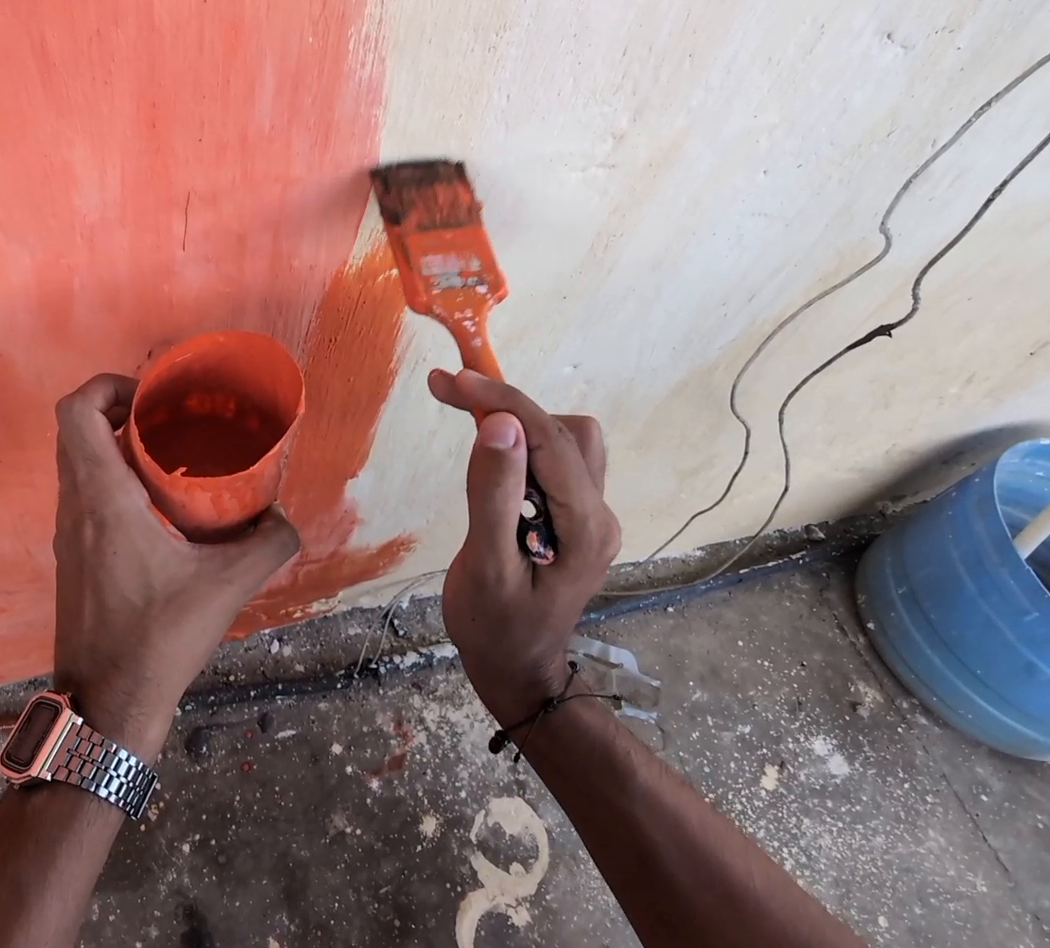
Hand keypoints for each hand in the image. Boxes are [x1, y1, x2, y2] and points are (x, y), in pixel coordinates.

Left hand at [50, 374, 301, 759]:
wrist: (107, 704)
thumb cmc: (160, 637)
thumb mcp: (228, 586)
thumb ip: (269, 544)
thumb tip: (285, 518)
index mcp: (103, 500)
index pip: (76, 412)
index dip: (107, 386)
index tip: (151, 396)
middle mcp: (74, 508)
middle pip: (74, 431)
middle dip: (117, 411)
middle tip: (168, 421)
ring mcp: (66, 535)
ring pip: (76, 465)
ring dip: (113, 447)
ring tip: (169, 458)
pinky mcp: (71, 559)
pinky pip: (83, 496)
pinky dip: (111, 482)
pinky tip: (158, 508)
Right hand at [427, 369, 621, 726]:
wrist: (516, 671)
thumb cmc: (493, 628)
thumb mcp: (486, 566)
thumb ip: (494, 495)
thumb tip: (501, 424)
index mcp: (585, 525)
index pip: (549, 439)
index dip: (502, 402)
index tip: (453, 379)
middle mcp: (599, 512)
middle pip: (561, 430)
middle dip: (505, 405)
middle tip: (449, 392)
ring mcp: (592, 514)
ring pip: (565, 439)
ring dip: (517, 421)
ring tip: (468, 420)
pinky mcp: (576, 517)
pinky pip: (556, 461)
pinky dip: (522, 443)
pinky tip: (491, 455)